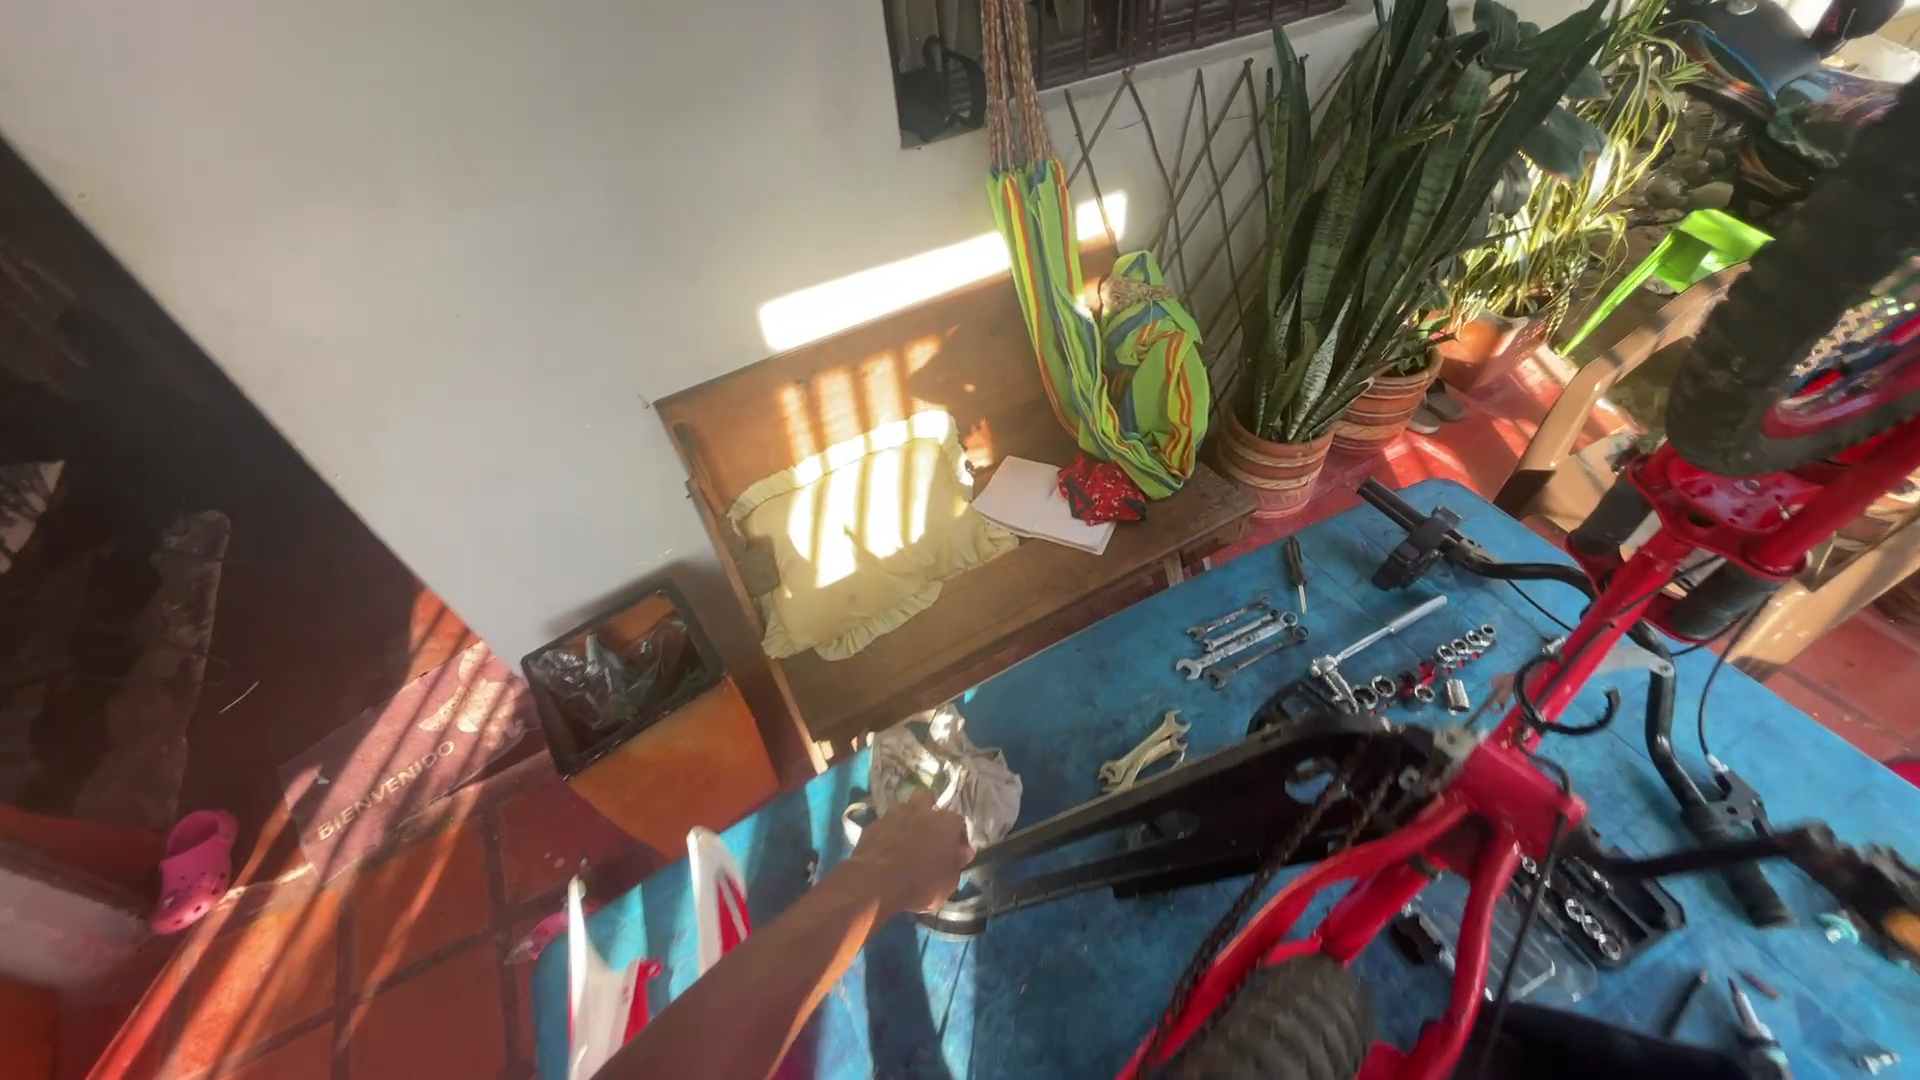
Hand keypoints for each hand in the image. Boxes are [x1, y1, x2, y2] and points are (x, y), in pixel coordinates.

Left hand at [838, 790, 972, 914]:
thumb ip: (957, 862)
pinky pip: (886, 824)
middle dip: (929, 812)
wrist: (876, 884)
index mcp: (946, 822)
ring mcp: (895, 813)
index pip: (958, 823)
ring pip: (905, 808)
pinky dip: (889, 832)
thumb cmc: (920, 885)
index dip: (957, 837)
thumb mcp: (948, 883)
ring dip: (907, 820)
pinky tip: (887, 848)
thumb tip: (963, 851)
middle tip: (928, 834)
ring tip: (905, 840)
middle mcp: (922, 810)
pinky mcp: (874, 823)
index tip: (954, 851)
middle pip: (928, 800)